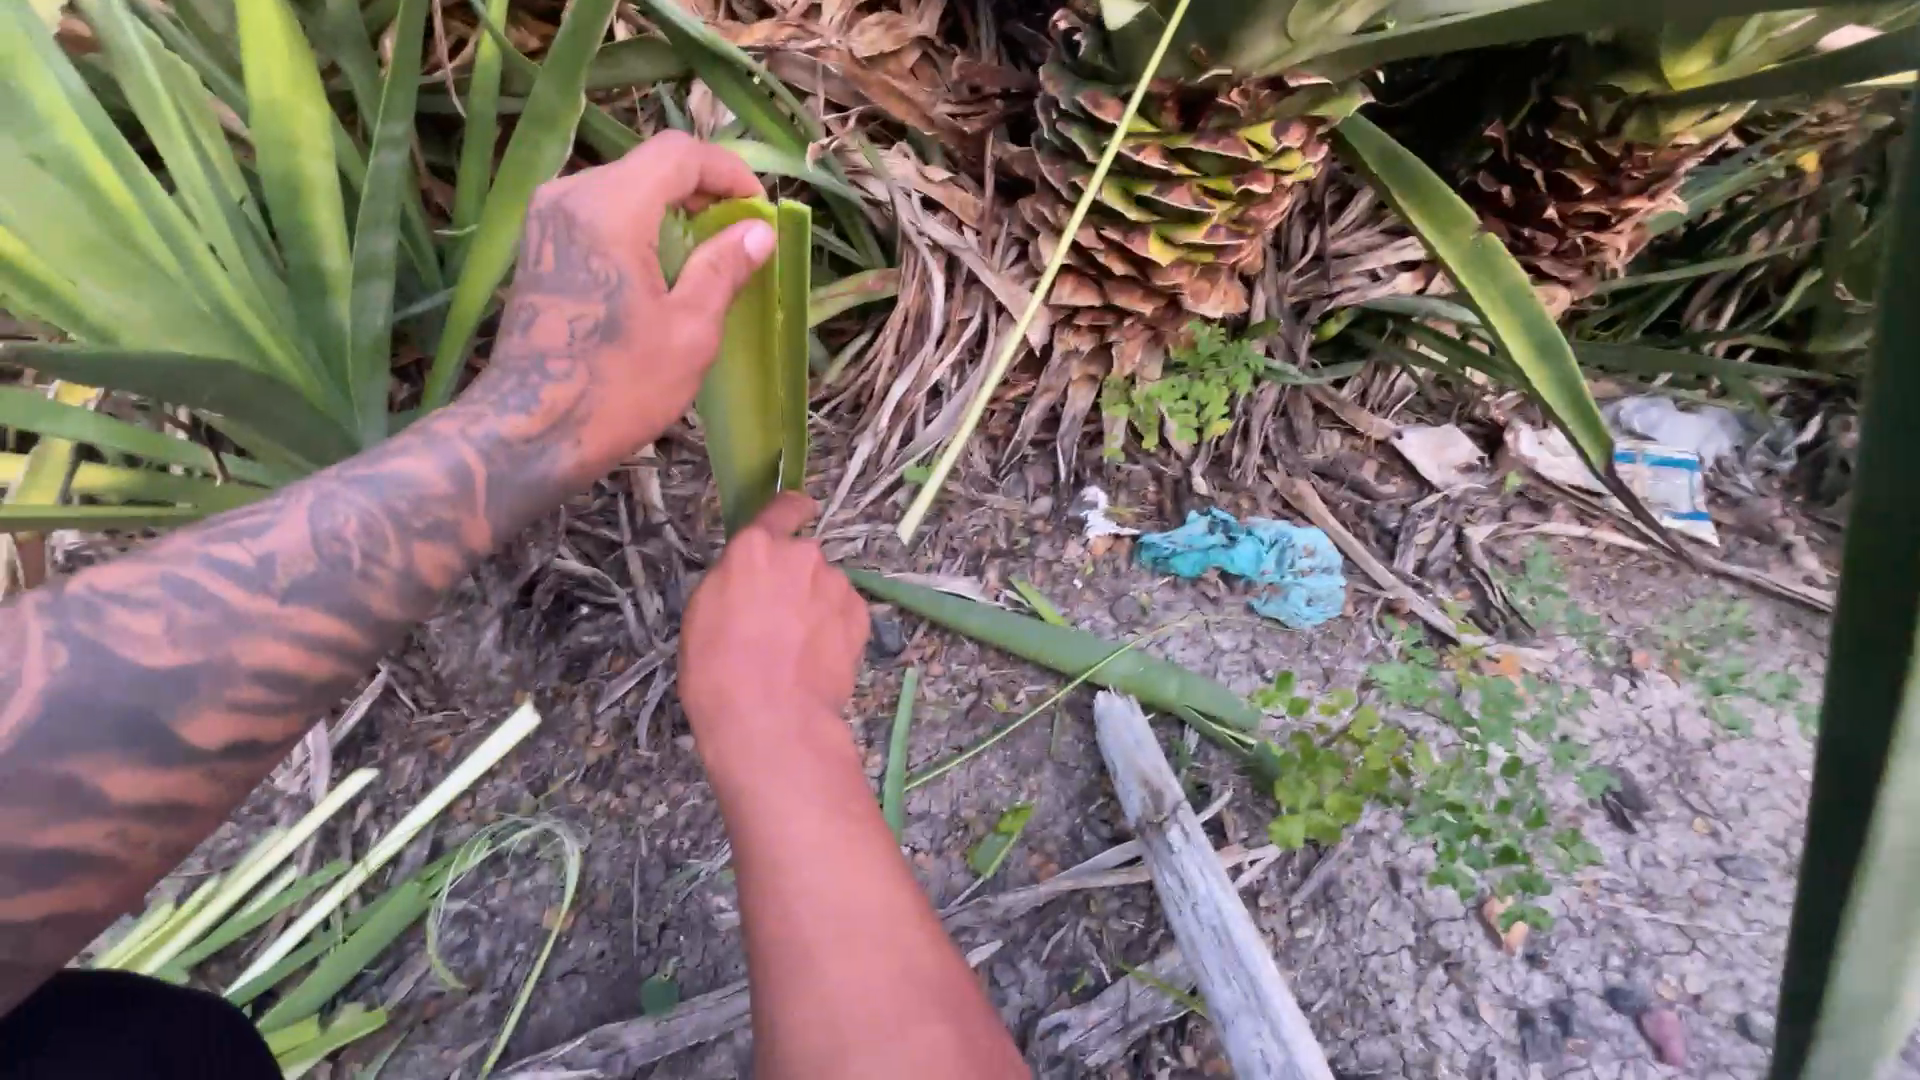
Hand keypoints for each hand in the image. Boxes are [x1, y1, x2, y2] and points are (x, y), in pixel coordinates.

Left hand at [466, 131, 773, 476]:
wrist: (536, 428)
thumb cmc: (621, 385)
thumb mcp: (690, 330)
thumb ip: (723, 269)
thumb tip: (758, 232)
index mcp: (610, 208)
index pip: (679, 154)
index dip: (729, 172)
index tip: (760, 211)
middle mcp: (571, 196)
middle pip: (650, 166)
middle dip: (705, 191)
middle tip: (743, 234)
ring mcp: (549, 219)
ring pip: (627, 188)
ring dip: (675, 210)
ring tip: (713, 253)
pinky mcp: (542, 245)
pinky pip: (603, 213)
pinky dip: (644, 227)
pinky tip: (668, 267)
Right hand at [679, 495, 870, 752]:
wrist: (770, 717)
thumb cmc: (718, 669)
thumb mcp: (704, 612)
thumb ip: (735, 579)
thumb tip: (754, 580)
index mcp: (755, 548)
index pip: (781, 509)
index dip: (791, 510)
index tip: (799, 510)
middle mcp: (802, 555)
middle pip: (802, 558)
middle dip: (796, 580)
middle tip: (779, 620)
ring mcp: (835, 583)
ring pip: (826, 587)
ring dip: (817, 605)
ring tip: (799, 648)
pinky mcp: (859, 614)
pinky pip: (845, 612)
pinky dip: (836, 628)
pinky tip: (819, 658)